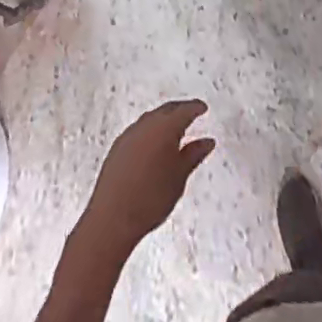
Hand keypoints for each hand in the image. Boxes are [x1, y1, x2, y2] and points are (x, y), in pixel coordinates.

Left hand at [76, 100, 216, 252]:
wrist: (114, 215)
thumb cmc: (151, 197)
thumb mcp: (180, 177)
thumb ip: (194, 155)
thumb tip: (207, 142)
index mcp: (164, 128)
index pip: (183, 111)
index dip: (195, 107)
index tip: (202, 107)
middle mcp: (145, 125)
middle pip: (165, 110)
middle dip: (180, 109)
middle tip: (192, 112)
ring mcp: (129, 134)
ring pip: (150, 119)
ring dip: (164, 120)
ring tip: (176, 130)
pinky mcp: (118, 146)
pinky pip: (139, 130)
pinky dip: (151, 131)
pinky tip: (155, 144)